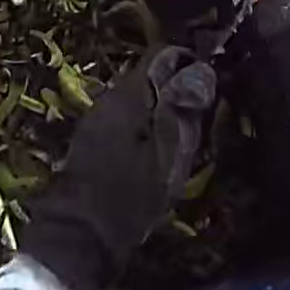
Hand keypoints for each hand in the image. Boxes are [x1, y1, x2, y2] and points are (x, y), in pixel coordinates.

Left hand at [19, 46, 215, 289]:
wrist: (79, 235)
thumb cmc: (130, 192)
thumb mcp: (169, 151)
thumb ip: (185, 107)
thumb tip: (202, 69)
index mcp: (132, 91)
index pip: (165, 53)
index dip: (191, 62)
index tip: (211, 85)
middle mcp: (112, 94)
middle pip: (152, 74)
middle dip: (178, 86)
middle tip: (202, 114)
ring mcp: (99, 116)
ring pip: (140, 96)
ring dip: (162, 107)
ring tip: (183, 134)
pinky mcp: (92, 138)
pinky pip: (127, 116)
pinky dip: (145, 124)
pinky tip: (155, 149)